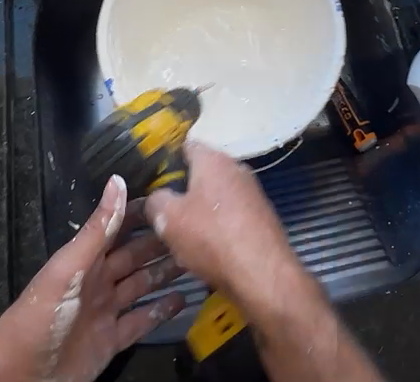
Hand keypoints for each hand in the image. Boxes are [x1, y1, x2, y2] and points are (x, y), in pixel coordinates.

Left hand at [0, 175, 186, 381]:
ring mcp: (106, 312)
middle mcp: (98, 281)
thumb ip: (96, 229)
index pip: (116, 227)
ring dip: (164, 273)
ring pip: (141, 285)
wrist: (22, 378)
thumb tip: (117, 181)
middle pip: (133, 256)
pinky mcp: (111, 341)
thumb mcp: (68, 268)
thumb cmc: (41, 316)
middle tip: (190, 228)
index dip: (138, 213)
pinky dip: (160, 311)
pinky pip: (140, 321)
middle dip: (158, 242)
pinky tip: (181, 300)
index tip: (167, 197)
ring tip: (193, 259)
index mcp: (85, 259)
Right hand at [145, 143, 302, 306]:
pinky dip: (221, 227)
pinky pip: (234, 215)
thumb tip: (157, 198)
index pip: (188, 146)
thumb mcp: (169, 220)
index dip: (169, 160)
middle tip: (168, 212)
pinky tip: (212, 250)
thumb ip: (156, 202)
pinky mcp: (263, 216)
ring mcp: (253, 192)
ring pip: (219, 196)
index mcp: (213, 159)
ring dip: (204, 211)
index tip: (155, 179)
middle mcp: (236, 168)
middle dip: (186, 190)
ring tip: (187, 236)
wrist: (263, 273)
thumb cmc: (211, 237)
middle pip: (204, 172)